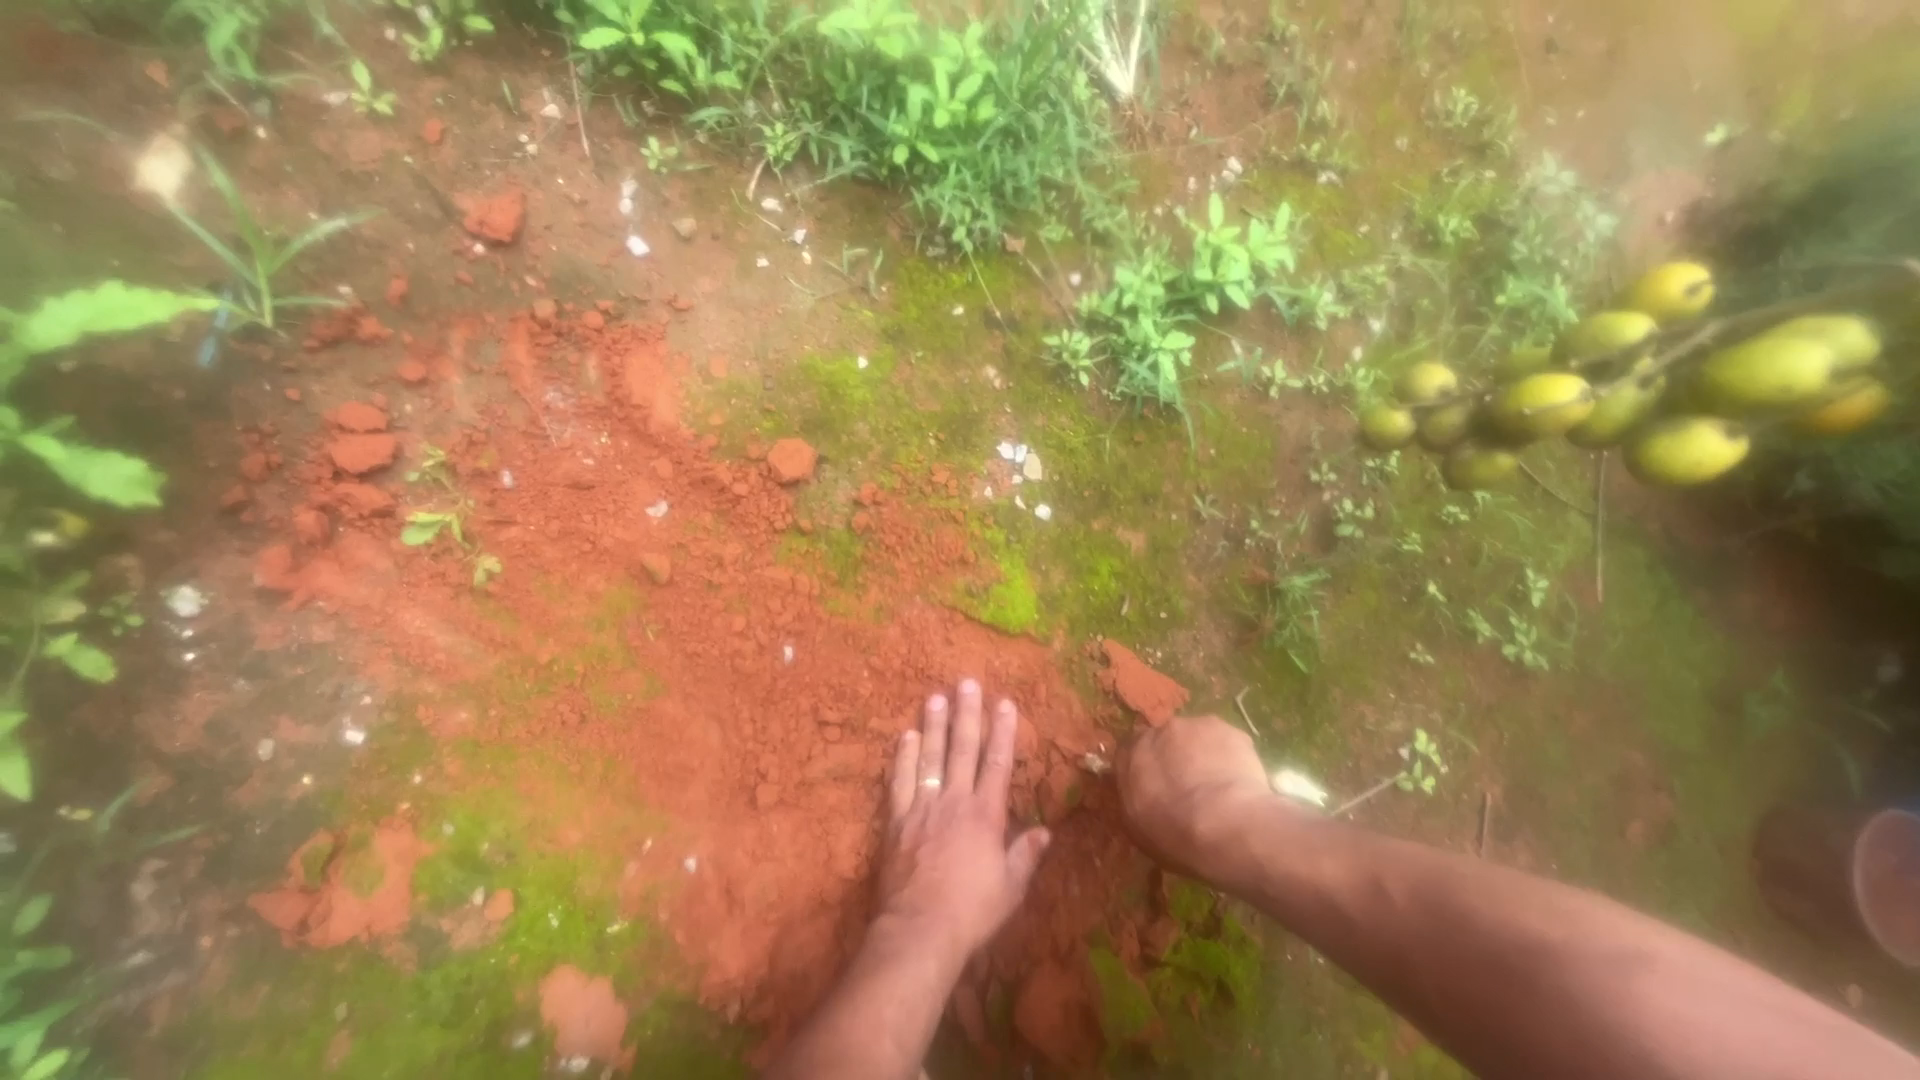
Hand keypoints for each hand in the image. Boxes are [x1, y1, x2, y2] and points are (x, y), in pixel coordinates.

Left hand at [877, 679, 1049, 960]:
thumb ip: (1025, 856)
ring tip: (935, 696)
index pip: (998, 763)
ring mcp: (922, 808)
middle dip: (967, 714)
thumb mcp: (1010, 888)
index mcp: (986, 815)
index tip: (1005, 703)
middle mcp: (954, 802)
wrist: (919, 929)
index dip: (1003, 732)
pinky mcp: (895, 821)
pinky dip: (903, 757)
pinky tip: (905, 736)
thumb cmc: (971, 912)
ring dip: (933, 725)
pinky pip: (899, 781)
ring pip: (929, 757)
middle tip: (967, 682)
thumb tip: (1045, 832)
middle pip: (962, 750)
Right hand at [1118, 715, 1281, 882]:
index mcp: (1130, 754)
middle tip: (1190, 791)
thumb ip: (1133, 799)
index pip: (1131, 753)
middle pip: (1167, 741)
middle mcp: (1160, 731)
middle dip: (1176, 760)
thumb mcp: (1136, 827)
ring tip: (1221, 791)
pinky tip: (1243, 786)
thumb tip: (1139, 794)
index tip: (1155, 790)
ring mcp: (1197, 727)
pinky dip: (1234, 760)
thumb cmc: (1171, 833)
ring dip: (1205, 757)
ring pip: (1200, 740)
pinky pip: (1230, 744)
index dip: (1146, 771)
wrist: (1222, 824)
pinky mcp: (1233, 731)